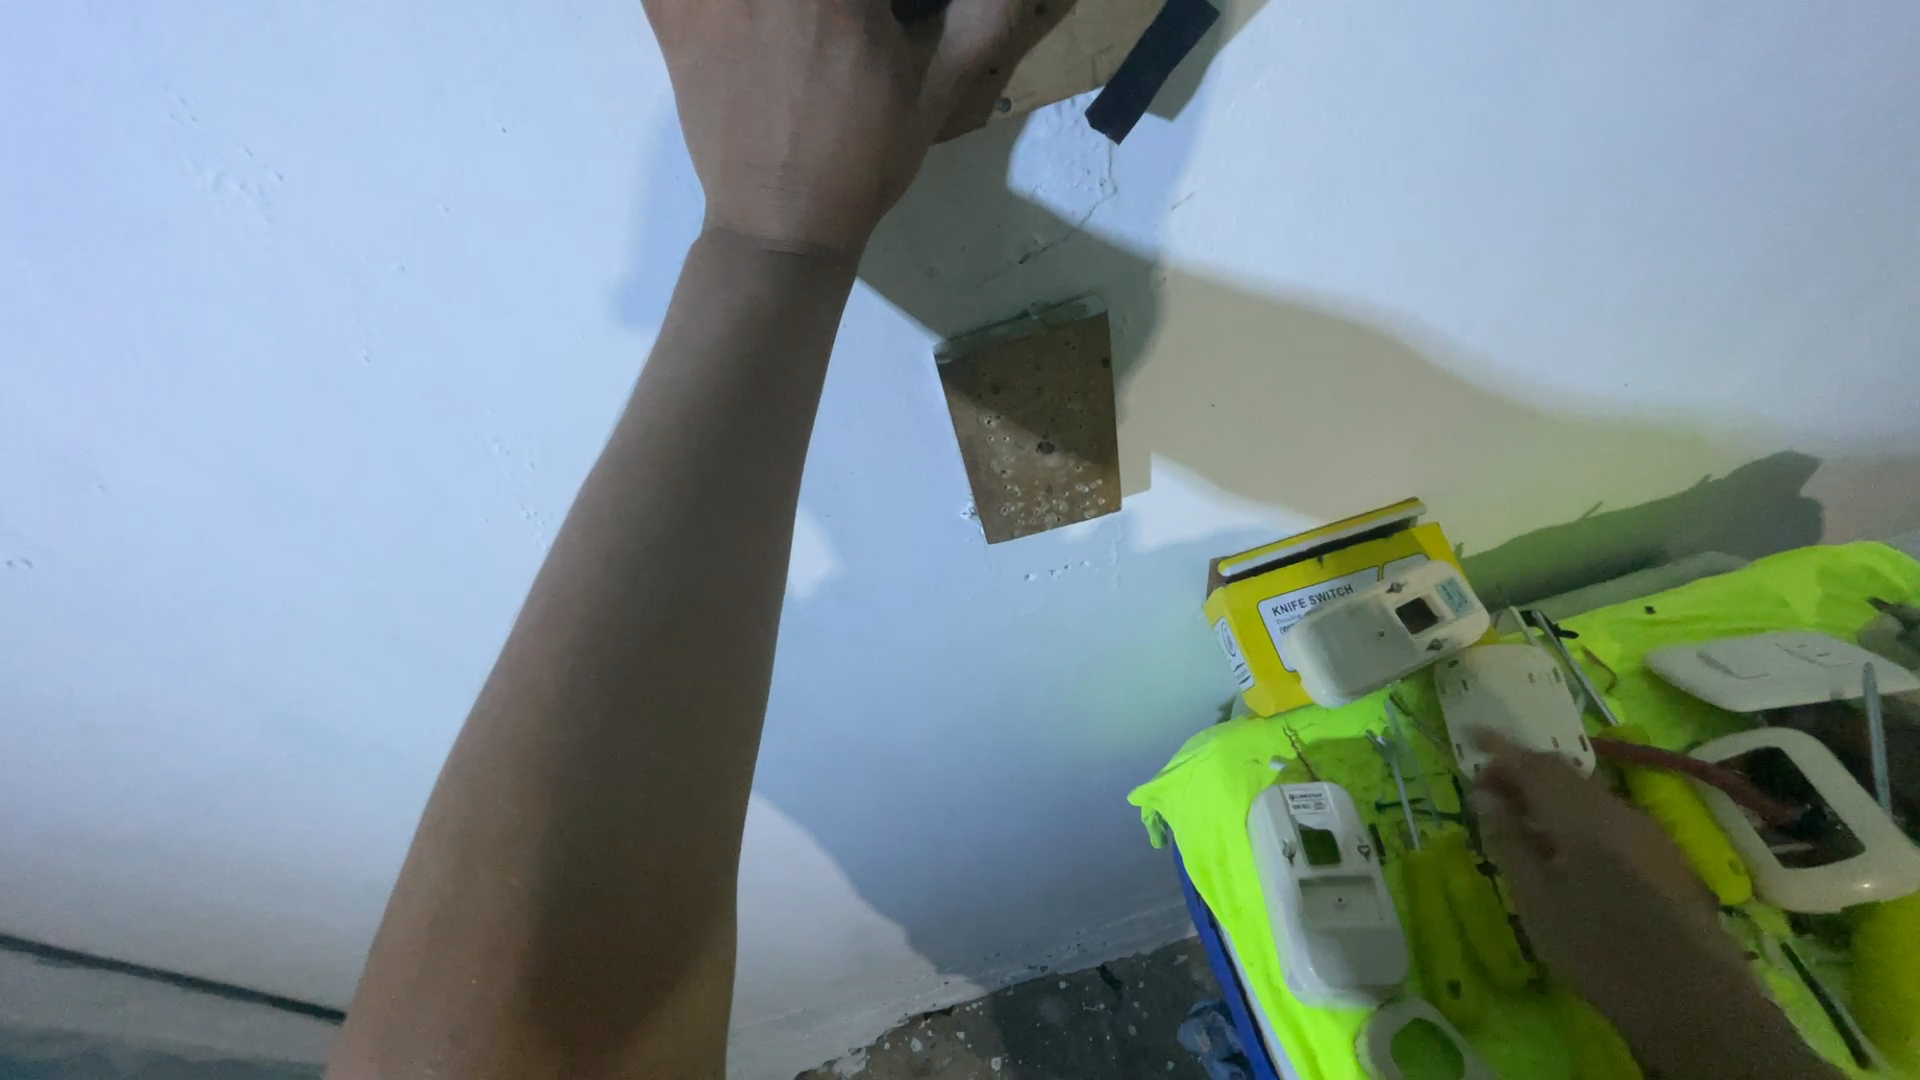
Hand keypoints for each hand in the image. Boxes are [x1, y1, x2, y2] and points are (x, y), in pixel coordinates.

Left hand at [642, 0, 1072, 254]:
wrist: (783, 227)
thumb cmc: (863, 165)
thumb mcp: (933, 96)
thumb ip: (981, 21)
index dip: (874, 4)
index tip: (872, 22)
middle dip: (830, 6)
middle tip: (836, 28)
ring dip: (770, 7)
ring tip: (790, 34)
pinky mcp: (669, 11)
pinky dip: (695, 1)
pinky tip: (733, 23)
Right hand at [1473, 739, 1839, 1077]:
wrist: (1698, 1007)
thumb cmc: (1598, 948)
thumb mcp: (1535, 896)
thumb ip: (1508, 838)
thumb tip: (1486, 795)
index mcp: (1583, 816)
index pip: (1533, 763)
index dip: (1499, 747)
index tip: (1470, 736)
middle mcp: (1619, 813)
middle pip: (1563, 775)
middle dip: (1520, 773)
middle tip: (1485, 791)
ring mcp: (1648, 836)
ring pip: (1586, 796)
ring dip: (1546, 796)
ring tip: (1516, 822)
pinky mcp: (1665, 860)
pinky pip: (1607, 818)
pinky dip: (1572, 816)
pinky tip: (1559, 849)